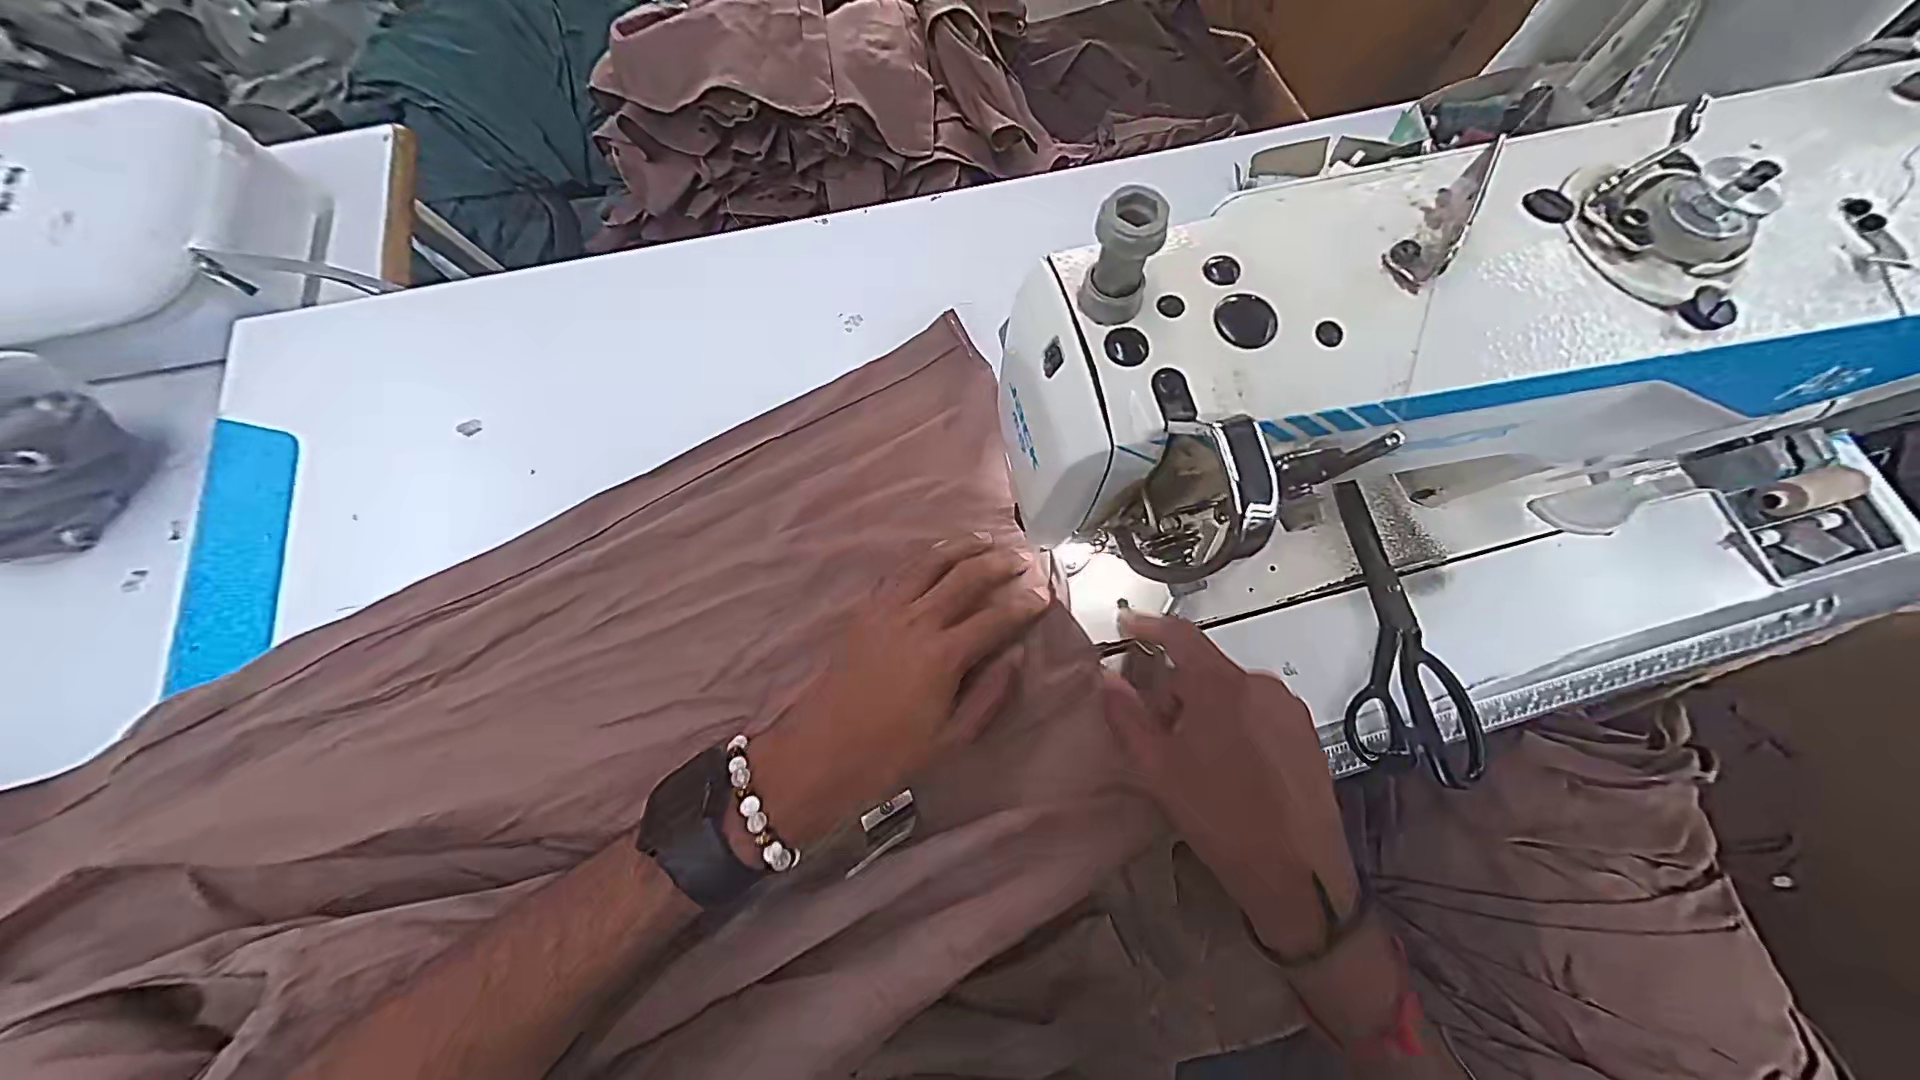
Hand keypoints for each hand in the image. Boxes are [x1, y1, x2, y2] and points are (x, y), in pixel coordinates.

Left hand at [738, 535, 1049, 853]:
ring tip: (982, 540)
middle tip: (1020, 557)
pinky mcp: (864, 612)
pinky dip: (923, 559)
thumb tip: (1016, 657)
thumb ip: (990, 695)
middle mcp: (916, 622)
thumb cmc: (889, 753)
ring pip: (929, 564)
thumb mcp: (952, 739)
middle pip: (965, 577)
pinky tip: (933, 558)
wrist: (822, 751)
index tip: (1042, 595)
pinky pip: (898, 573)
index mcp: (942, 655)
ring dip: (960, 548)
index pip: (995, 618)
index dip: (1024, 605)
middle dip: (998, 563)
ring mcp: (886, 611)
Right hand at [1101, 610, 1358, 958]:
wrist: (1296, 875)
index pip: (1180, 636)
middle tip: (1162, 735)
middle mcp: (1261, 686)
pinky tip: (1232, 770)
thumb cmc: (1222, 818)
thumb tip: (1109, 682)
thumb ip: (1126, 715)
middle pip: (1204, 672)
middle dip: (1177, 694)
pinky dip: (1236, 725)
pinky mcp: (1305, 734)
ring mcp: (1288, 710)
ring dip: (1207, 712)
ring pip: (1231, 693)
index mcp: (1222, 686)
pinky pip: (1258, 712)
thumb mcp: (1156, 767)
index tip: (1130, 622)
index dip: (1149, 626)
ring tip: (1199, 762)